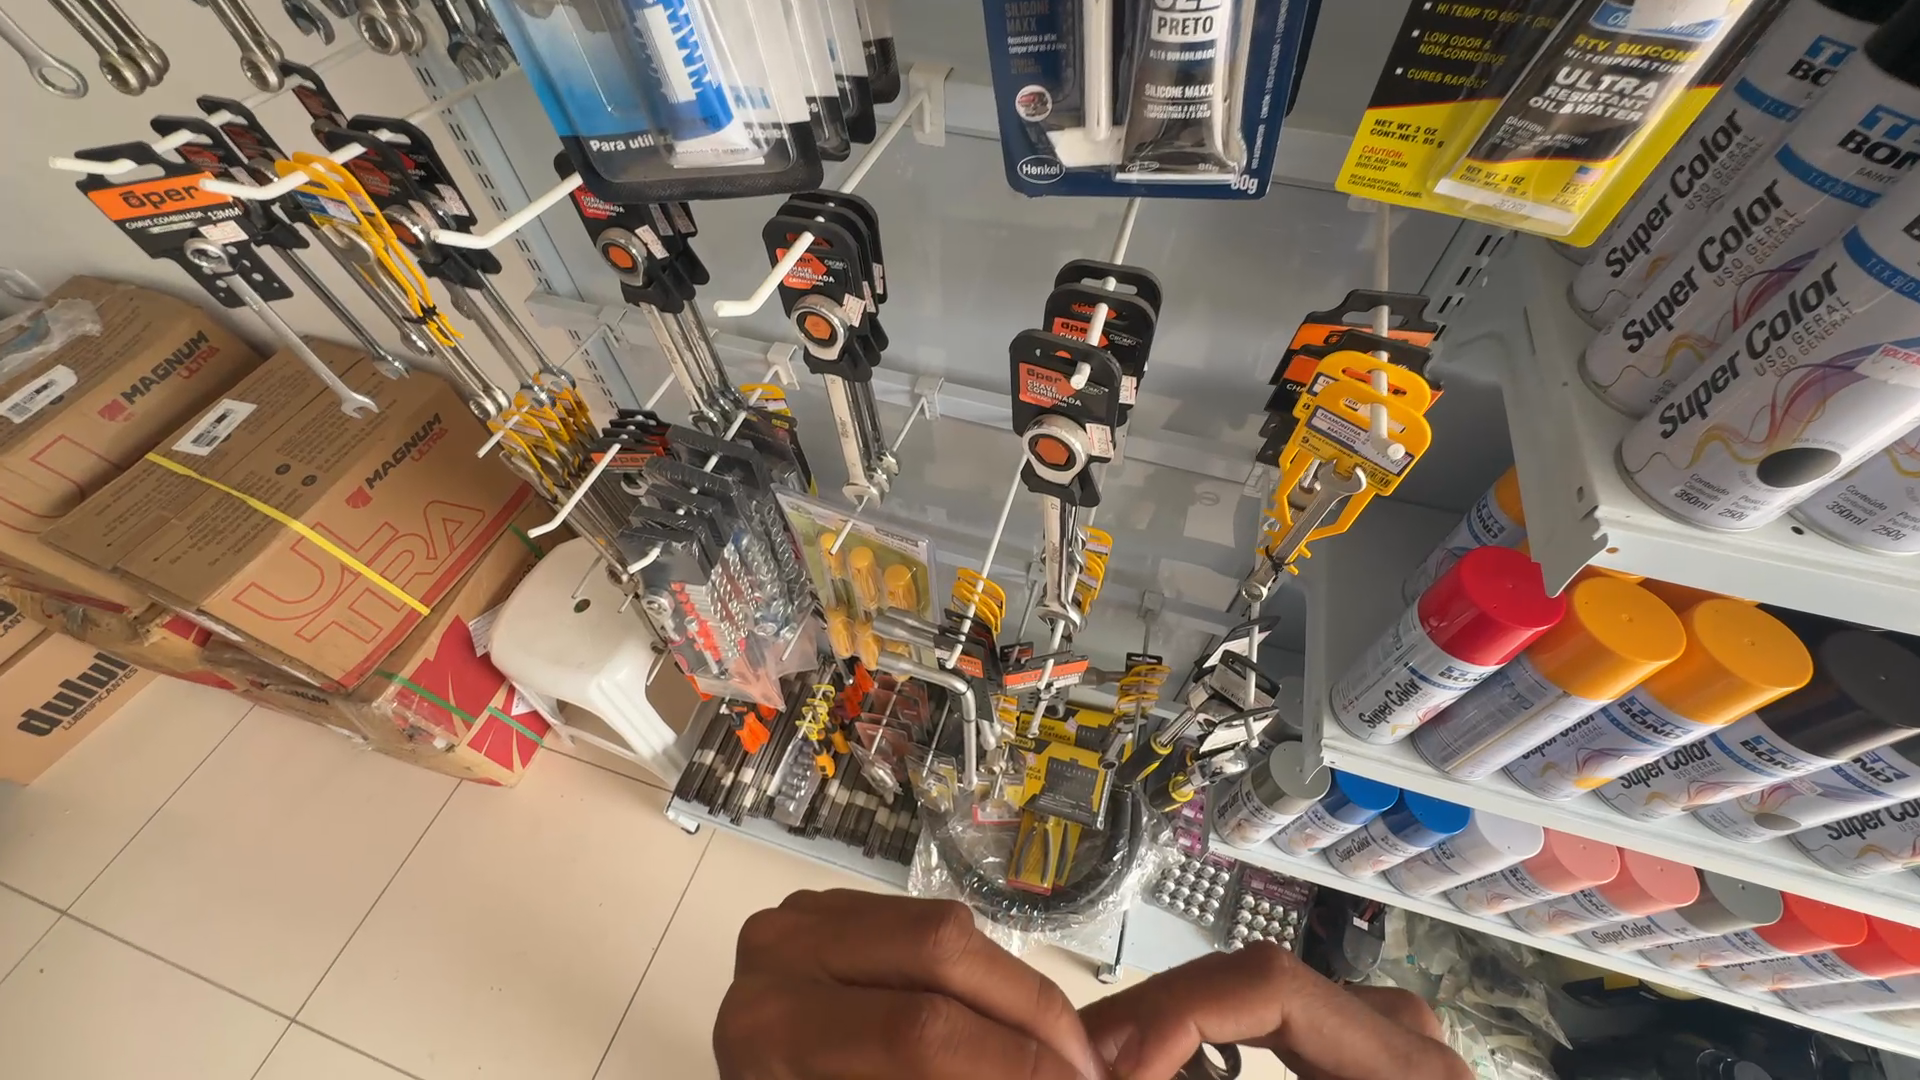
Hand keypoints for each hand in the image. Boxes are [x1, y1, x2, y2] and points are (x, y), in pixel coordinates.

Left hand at [715, 890, 1106, 1079]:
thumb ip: (955, 1072)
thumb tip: (1050, 1073)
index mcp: (774, 1027)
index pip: (921, 1032)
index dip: (1014, 1062)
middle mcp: (784, 948)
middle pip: (942, 948)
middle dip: (1032, 1008)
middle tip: (1083, 1062)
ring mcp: (808, 913)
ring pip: (946, 923)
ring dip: (1015, 987)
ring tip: (1054, 1041)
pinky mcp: (833, 902)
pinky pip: (927, 920)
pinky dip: (976, 969)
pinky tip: (1004, 1011)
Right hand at [1078, 943, 1471, 1079]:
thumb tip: (1122, 1073)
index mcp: (1406, 1065)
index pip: (1268, 985)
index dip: (1178, 1014)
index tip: (1114, 1069)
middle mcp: (1393, 1023)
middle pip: (1243, 980)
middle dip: (1152, 1020)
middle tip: (1080, 1056)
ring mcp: (1375, 1026)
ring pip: (1242, 994)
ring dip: (1167, 1027)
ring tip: (1108, 1057)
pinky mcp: (1355, 1042)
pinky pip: (1261, 1020)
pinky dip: (1205, 1039)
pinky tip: (1164, 1061)